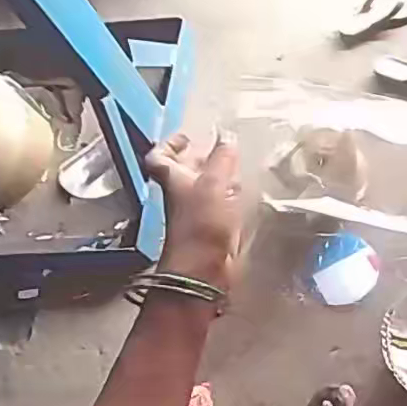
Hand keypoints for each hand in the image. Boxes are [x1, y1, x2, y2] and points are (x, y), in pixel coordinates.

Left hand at [146, 131, 242, 292]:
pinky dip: (232, 196)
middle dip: (202, 157)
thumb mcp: (213, 184)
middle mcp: (183, 194)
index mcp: (174, 180)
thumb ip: (222, 159)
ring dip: (220, 176)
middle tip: (223, 148)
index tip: (188, 137)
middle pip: (186, 171)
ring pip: (206, 188)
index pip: (160, 157)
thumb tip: (228, 136)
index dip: (170, 144)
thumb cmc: (202, 223)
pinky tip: (246, 194)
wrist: (205, 269)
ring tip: (239, 166)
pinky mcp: (216, 228)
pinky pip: (222, 205)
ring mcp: (199, 213)